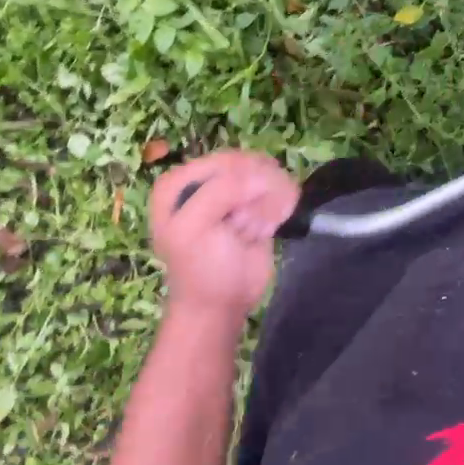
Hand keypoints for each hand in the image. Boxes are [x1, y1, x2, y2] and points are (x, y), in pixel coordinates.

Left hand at [147, 151, 299, 317]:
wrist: (225, 304)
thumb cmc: (202, 267)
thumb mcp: (193, 228)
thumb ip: (221, 191)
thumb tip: (263, 175)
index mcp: (180, 181)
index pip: (228, 160)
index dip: (241, 185)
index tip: (237, 216)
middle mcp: (206, 179)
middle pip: (253, 164)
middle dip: (256, 197)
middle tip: (241, 227)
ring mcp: (235, 189)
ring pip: (272, 174)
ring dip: (268, 206)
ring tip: (250, 232)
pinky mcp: (259, 199)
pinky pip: (284, 186)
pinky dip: (279, 209)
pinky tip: (263, 230)